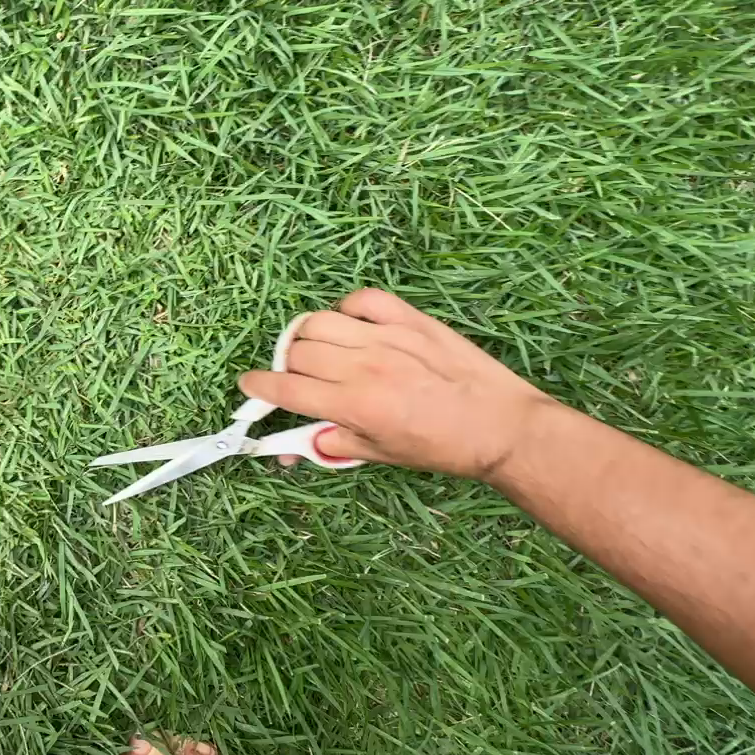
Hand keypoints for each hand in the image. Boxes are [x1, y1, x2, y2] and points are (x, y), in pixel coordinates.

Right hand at [238, 288, 561, 479]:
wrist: (505, 429)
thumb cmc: (441, 448)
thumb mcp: (379, 455)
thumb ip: (330, 444)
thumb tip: (293, 446)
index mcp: (354, 405)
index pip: (283, 388)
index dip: (256, 387)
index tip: (250, 386)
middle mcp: (364, 367)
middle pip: (295, 352)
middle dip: (285, 366)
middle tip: (297, 379)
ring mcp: (387, 338)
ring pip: (317, 322)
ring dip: (306, 337)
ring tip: (318, 350)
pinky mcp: (411, 320)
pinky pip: (362, 299)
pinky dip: (347, 309)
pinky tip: (352, 326)